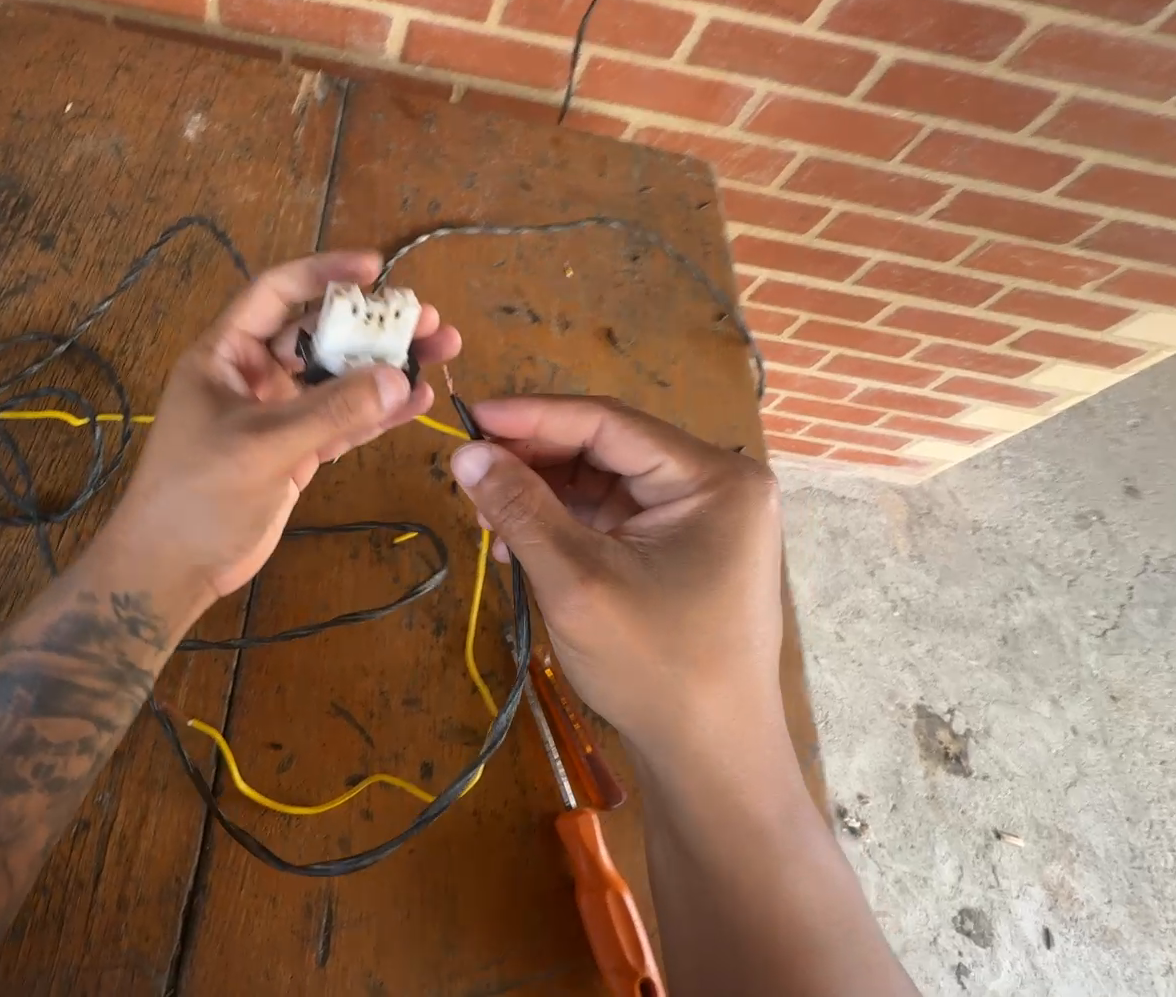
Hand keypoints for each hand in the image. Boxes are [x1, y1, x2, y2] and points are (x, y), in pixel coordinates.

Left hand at [108, 251, 460, 601]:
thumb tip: (400, 378)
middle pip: (319, 336)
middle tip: (428, 320)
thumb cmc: (199, 494)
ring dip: (384, 368)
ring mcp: (277, 414)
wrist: (175, 566)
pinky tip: (417, 402)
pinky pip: (342, 421)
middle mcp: (253, 376)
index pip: (276, 295)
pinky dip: (376, 413)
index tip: (374, 268)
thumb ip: (330, 412)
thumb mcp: (262, 446)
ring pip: (337, 379)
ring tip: (441, 353)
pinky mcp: (296, 451)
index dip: (322, 273)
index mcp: (226, 355)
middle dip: (371, 326)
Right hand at [446, 396, 783, 762]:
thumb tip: (463, 453)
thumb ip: (519, 508)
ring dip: (540, 495)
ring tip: (486, 517)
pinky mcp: (674, 548)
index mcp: (712, 479)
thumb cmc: (653, 666)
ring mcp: (695, 519)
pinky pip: (606, 517)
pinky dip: (560, 524)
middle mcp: (712, 486)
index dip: (532, 416)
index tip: (469, 417)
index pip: (608, 424)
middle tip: (470, 473)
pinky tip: (517, 544)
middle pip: (604, 450)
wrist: (708, 758)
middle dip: (533, 461)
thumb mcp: (576, 580)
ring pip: (599, 482)